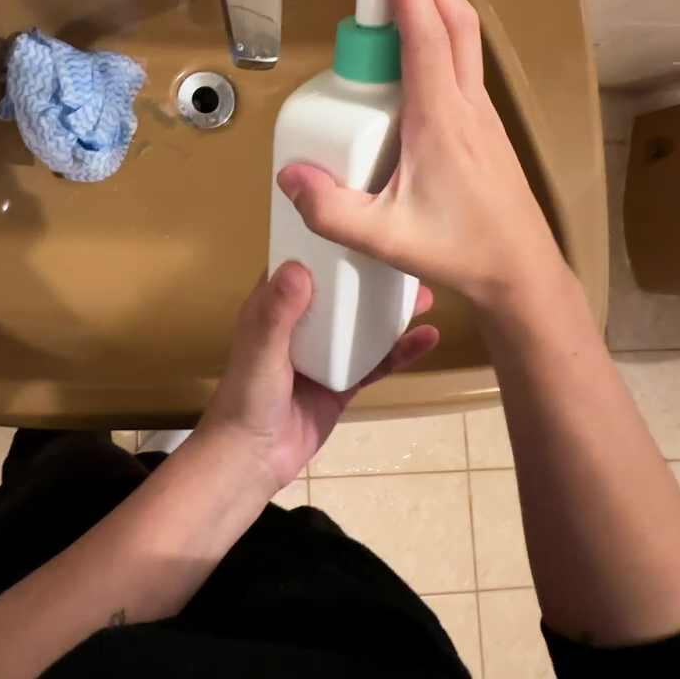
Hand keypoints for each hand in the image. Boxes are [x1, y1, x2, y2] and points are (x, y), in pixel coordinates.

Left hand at [197, 262, 438, 490]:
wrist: (255, 459)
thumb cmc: (249, 398)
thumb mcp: (261, 351)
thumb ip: (277, 313)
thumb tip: (300, 266)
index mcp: (274, 306)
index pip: (301, 262)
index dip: (327, 241)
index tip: (360, 220)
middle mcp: (301, 323)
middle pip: (340, 290)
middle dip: (369, 273)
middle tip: (406, 257)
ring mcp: (325, 353)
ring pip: (362, 322)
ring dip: (390, 308)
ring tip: (426, 292)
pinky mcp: (343, 382)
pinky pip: (376, 361)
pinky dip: (401, 350)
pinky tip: (429, 337)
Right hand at [276, 0, 570, 314]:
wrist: (521, 274)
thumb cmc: (458, 250)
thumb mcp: (384, 237)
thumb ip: (330, 210)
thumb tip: (289, 175)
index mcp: (441, 118)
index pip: (425, 35)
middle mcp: (466, 105)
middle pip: (455, 21)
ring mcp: (481, 115)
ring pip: (464, 40)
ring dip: (436, 5)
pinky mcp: (483, 129)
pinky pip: (462, 65)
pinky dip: (440, 37)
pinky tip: (415, 56)